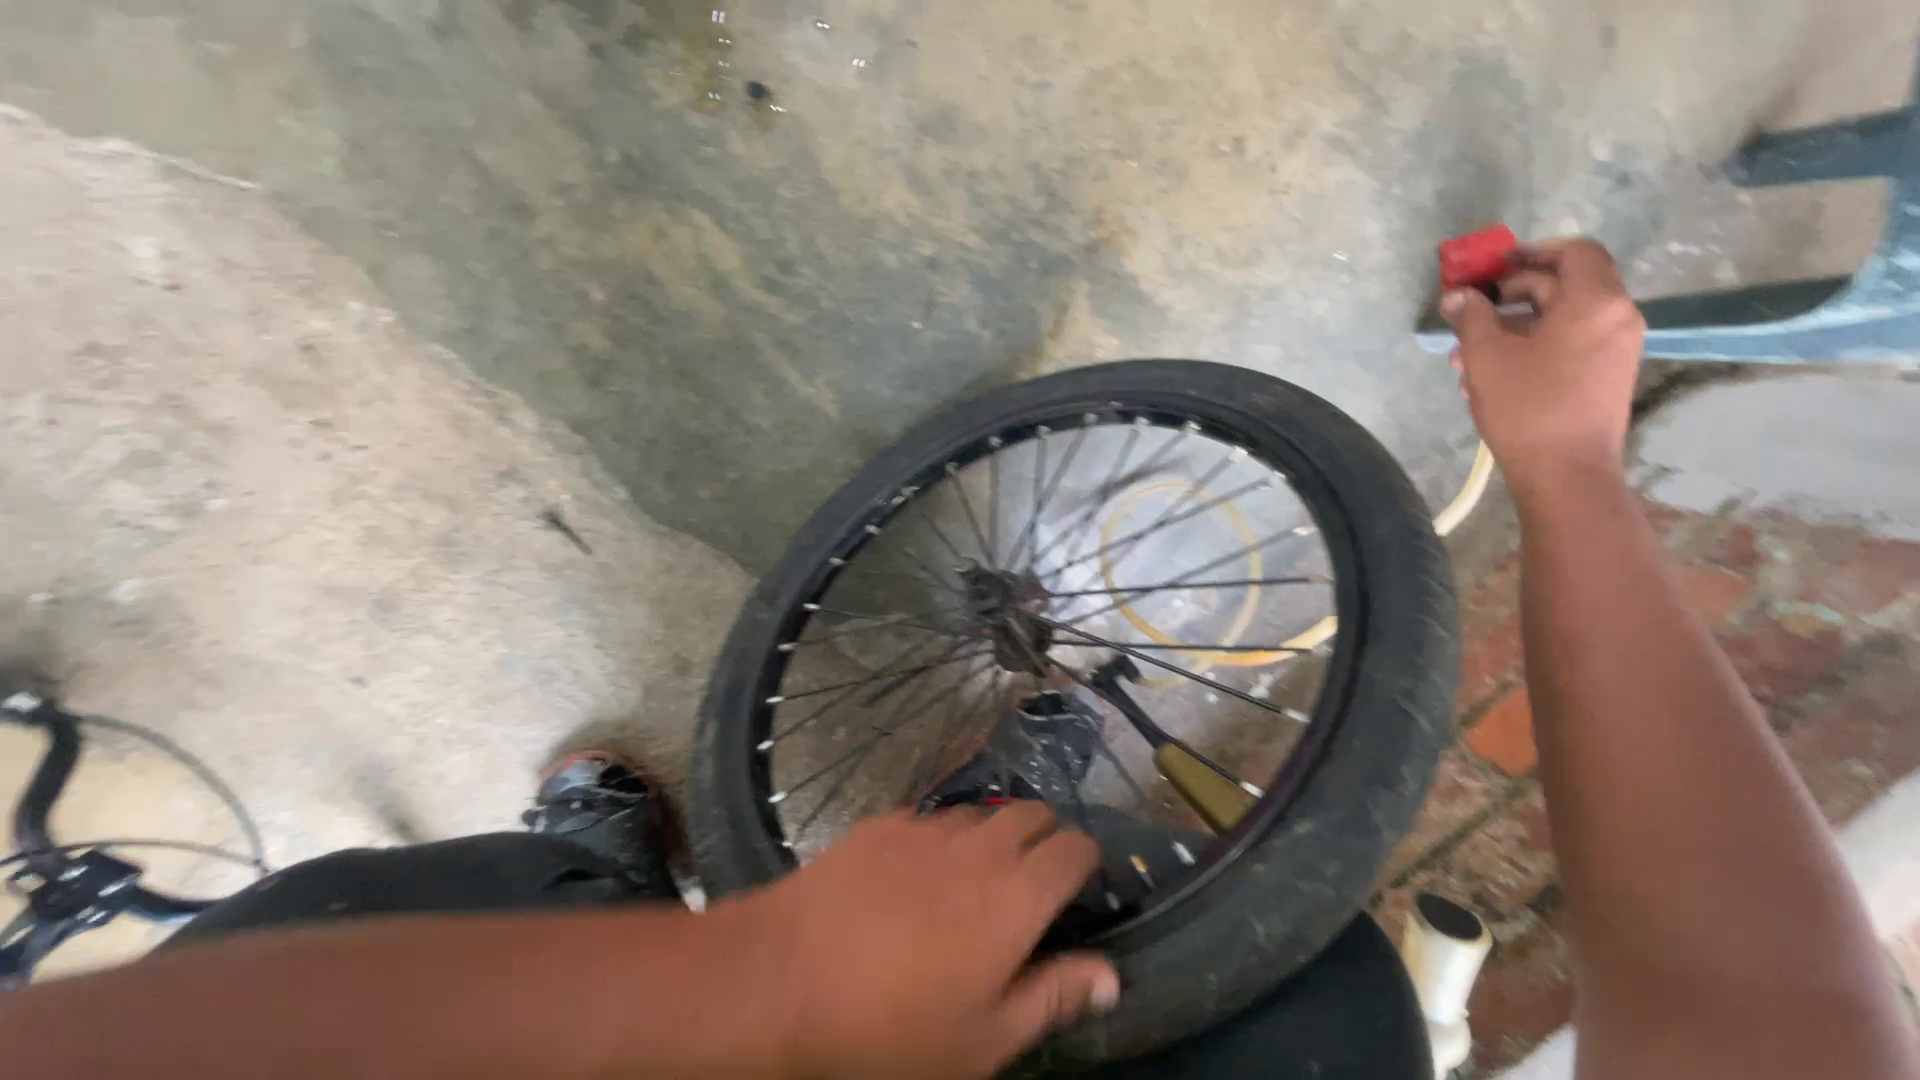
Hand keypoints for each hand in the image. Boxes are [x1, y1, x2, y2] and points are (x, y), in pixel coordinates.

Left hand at [732, 802, 1118, 1079]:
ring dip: (989, 838)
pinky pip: (928, 820)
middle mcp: (980, 846)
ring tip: (966, 885)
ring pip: (981, 814)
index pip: (1077, 848)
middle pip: (1033, 813)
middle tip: (1025, 889)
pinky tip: (909, 879)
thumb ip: (1054, 997)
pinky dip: (937, 840)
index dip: (1085, 863)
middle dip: (1042, 840)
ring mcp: (927, 828)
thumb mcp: (983, 1040)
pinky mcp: (881, 823)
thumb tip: (1112, 976)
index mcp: (1018, 896)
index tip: (1076, 891)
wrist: (779, 983)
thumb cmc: (889, 1031)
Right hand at [1440, 237, 1645, 497]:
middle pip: (1564, 287)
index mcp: (1595, 301)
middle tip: (1469, 315)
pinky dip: (1532, 349)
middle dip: (1511, 297)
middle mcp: (1616, 317)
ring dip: (1514, 329)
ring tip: (1466, 356)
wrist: (1566, 470)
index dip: (1533, 252)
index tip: (1495, 267)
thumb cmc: (1527, 404)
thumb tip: (1457, 296)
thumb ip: (1471, 316)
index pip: (1575, 252)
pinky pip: (1567, 347)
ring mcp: (1614, 350)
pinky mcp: (1604, 377)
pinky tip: (1490, 377)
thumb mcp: (1486, 356)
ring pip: (1560, 321)